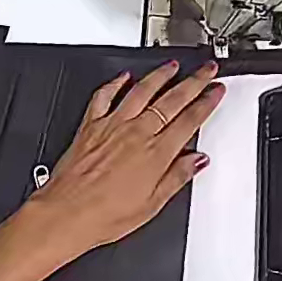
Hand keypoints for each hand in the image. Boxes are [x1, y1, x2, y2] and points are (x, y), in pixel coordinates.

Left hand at [29, 61, 226, 256]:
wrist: (65, 214)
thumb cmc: (104, 215)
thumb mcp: (152, 204)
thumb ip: (177, 176)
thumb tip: (197, 160)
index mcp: (155, 154)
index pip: (190, 120)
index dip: (207, 102)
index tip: (216, 90)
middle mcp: (136, 133)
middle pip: (172, 99)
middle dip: (195, 81)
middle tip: (207, 69)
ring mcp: (113, 125)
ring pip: (142, 90)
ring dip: (160, 75)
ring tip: (173, 65)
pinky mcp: (91, 125)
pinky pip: (105, 96)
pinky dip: (116, 83)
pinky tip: (124, 76)